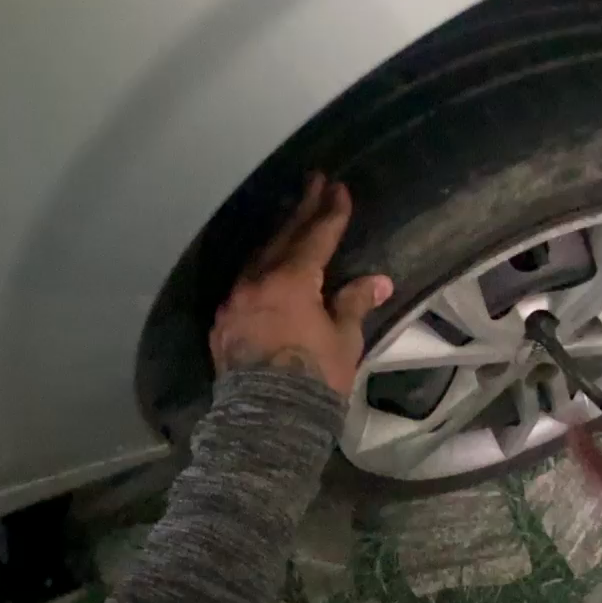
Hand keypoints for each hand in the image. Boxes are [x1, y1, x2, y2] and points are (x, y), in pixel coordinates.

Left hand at [209, 174, 392, 396]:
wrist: (267, 422)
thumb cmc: (314, 378)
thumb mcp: (344, 339)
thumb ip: (355, 303)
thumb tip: (378, 282)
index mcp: (290, 281)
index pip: (315, 237)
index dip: (331, 213)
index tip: (340, 189)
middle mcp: (256, 283)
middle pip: (283, 237)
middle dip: (302, 209)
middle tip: (315, 180)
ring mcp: (234, 303)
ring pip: (259, 258)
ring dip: (279, 237)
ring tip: (294, 219)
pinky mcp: (223, 325)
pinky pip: (244, 284)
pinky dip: (261, 269)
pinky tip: (268, 268)